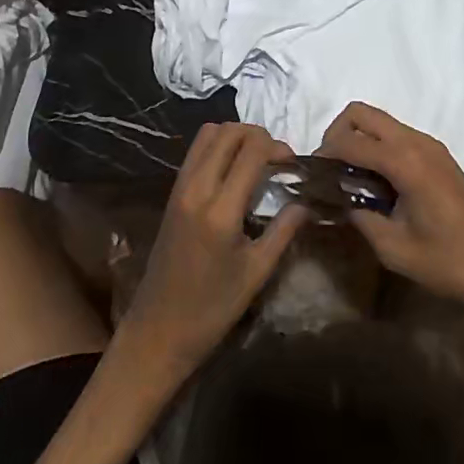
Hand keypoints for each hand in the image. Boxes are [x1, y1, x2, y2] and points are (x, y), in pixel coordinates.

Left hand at [120, 123, 307, 374]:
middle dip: (258, 135)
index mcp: (220, 210)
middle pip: (228, 132)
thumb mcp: (256, 273)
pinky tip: (233, 171)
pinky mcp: (172, 194)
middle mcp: (197, 189)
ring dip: (235, 136)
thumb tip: (306, 202)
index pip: (252, 151)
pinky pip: (196, 151)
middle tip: (277, 158)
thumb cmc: (212, 309)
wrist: (158, 331)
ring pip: (208, 134)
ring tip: (256, 159)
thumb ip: (284, 230)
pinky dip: (218, 147)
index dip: (278, 147)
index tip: (294, 163)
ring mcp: (180, 188)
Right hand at [315, 102, 463, 325]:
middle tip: (330, 170)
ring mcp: (430, 145)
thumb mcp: (393, 248)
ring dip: (358, 139)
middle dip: (337, 134)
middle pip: (362, 113)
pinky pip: (396, 135)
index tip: (311, 178)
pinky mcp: (438, 155)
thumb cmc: (447, 263)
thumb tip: (333, 201)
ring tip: (349, 179)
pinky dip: (377, 146)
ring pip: (380, 121)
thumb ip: (358, 217)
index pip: (350, 142)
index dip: (324, 156)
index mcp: (406, 162)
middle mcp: (417, 142)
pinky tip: (375, 182)